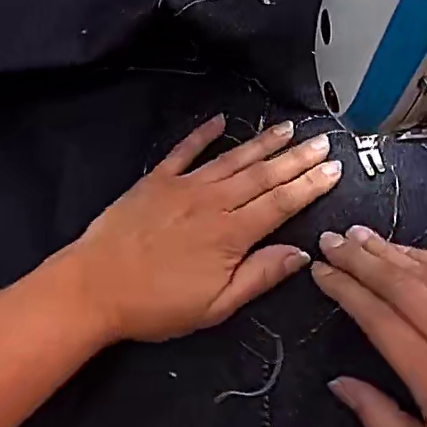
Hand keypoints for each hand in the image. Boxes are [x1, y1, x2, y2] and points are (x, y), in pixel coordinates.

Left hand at [63, 115, 339, 341]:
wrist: (93, 288)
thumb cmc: (156, 305)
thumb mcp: (215, 306)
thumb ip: (260, 276)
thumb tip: (301, 253)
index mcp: (231, 233)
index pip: (281, 203)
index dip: (310, 185)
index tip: (333, 169)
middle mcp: (214, 201)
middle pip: (264, 175)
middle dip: (297, 158)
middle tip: (323, 142)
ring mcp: (185, 185)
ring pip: (233, 158)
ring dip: (263, 142)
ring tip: (288, 128)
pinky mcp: (157, 179)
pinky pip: (185, 151)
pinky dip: (203, 134)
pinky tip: (220, 120)